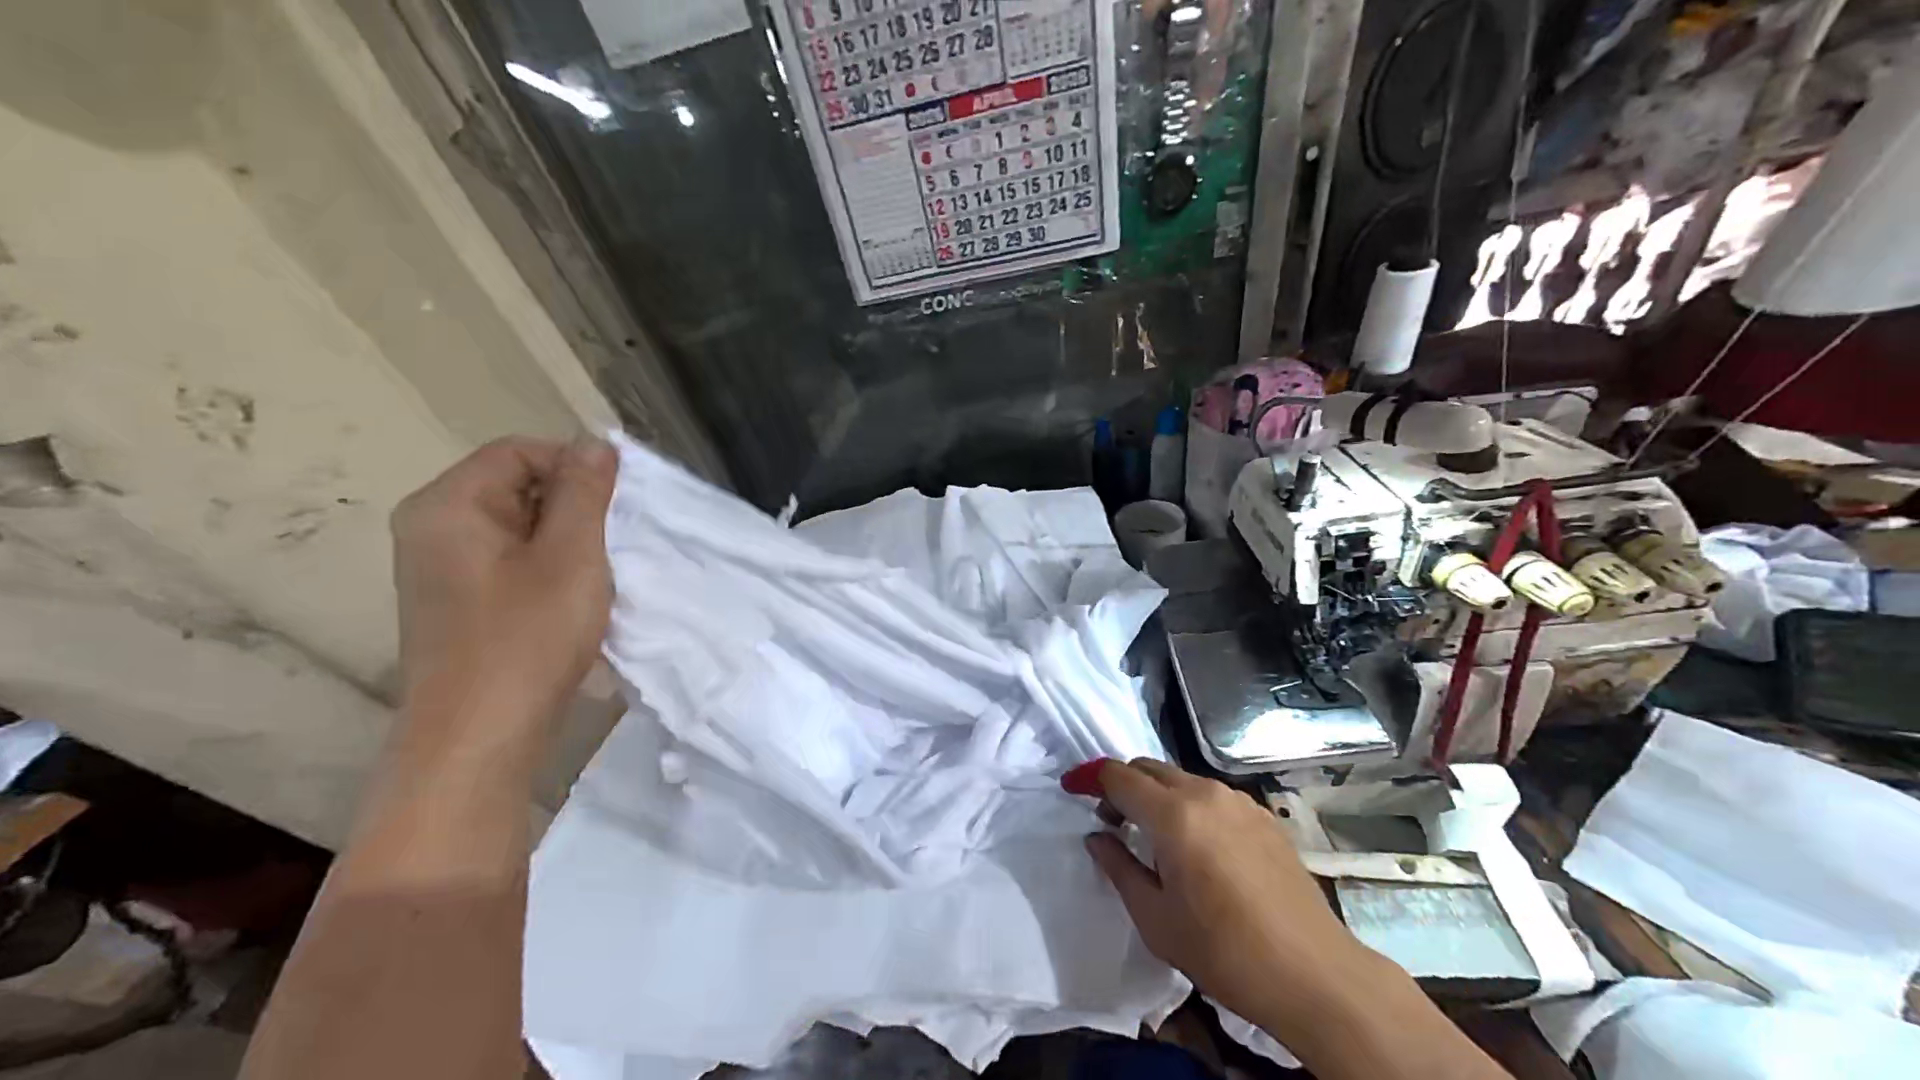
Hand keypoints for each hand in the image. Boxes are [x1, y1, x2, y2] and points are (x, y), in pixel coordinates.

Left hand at [391, 436, 617, 728]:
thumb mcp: (571, 557)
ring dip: (567, 539)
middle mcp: (432, 528)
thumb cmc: (526, 639)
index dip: (574, 464)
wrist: (479, 739)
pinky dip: (549, 568)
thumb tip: (594, 445)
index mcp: (448, 505)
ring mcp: (441, 569)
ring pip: (518, 528)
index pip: (518, 451)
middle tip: (617, 539)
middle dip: (573, 504)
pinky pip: (510, 562)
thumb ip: (584, 493)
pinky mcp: (458, 604)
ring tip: (602, 571)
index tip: (621, 499)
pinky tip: (577, 598)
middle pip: (515, 486)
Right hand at [1082, 759, 1371, 1033]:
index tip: (1072, 790)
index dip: (1090, 778)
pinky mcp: (1264, 817)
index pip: (1118, 775)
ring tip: (1154, 837)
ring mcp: (1240, 802)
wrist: (1313, 973)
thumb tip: (1098, 838)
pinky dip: (1189, 805)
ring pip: (1182, 778)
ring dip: (1157, 794)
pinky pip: (1212, 796)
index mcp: (1173, 814)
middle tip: (1112, 822)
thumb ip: (1118, 867)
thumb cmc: (1223, 951)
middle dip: (1122, 785)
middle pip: (1149, 768)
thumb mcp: (1155, 918)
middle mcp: (1206, 794)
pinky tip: (1196, 846)